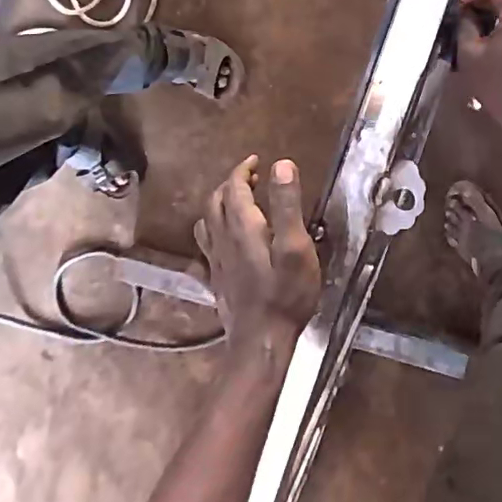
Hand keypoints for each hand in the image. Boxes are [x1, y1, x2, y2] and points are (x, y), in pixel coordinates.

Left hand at [195, 155, 321, 360]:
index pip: (235, 188)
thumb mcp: (295, 245)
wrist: (261, 341)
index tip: (257, 161)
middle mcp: (223, 240)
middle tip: (252, 177)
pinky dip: (213, 232)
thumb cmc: (286, 292)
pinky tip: (222, 240)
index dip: (243, 170)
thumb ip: (287, 204)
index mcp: (243, 227)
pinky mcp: (217, 280)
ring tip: (237, 201)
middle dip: (232, 184)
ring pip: (207, 223)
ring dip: (220, 205)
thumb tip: (281, 165)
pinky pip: (206, 247)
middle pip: (217, 202)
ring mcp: (216, 262)